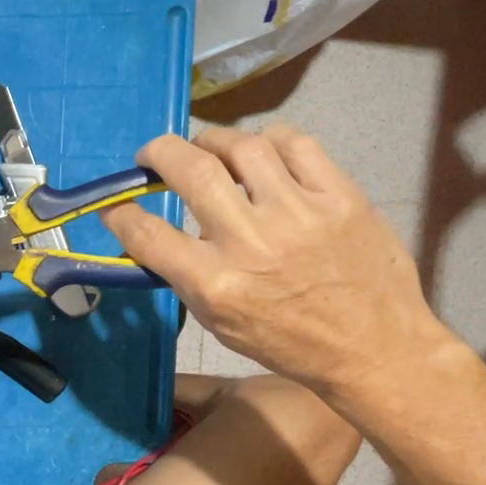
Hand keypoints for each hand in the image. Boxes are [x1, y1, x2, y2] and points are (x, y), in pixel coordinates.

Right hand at [102, 127, 450, 396]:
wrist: (371, 344)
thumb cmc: (283, 341)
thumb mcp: (216, 320)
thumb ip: (185, 276)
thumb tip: (156, 238)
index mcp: (214, 283)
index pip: (148, 235)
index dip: (120, 215)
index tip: (114, 208)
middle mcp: (251, 241)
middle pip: (194, 172)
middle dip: (160, 152)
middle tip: (151, 154)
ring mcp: (299, 212)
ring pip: (244, 147)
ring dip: (212, 140)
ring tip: (204, 148)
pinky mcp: (340, 195)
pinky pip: (297, 145)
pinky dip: (268, 140)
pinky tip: (259, 150)